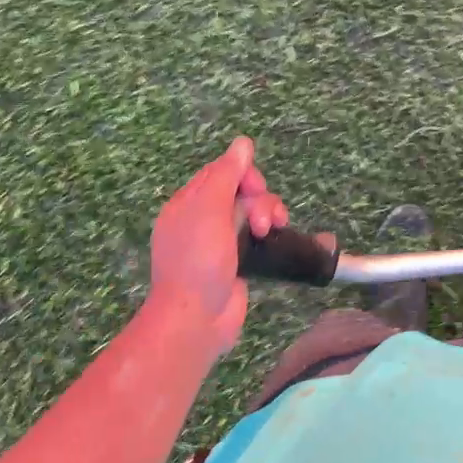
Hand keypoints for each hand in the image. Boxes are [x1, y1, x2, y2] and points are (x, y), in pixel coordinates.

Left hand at [146, 136, 288, 352]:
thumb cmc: (198, 259)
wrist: (196, 319)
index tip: (255, 188)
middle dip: (257, 198)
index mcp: (187, 204)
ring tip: (269, 231)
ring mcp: (218, 243)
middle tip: (262, 219)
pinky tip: (275, 238)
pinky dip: (267, 233)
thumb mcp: (209, 208)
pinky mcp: (236, 262)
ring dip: (266, 213)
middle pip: (239, 191)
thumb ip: (227, 173)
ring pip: (250, 212)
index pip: (219, 172)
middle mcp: (201, 220)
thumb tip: (242, 142)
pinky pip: (255, 235)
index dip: (242, 173)